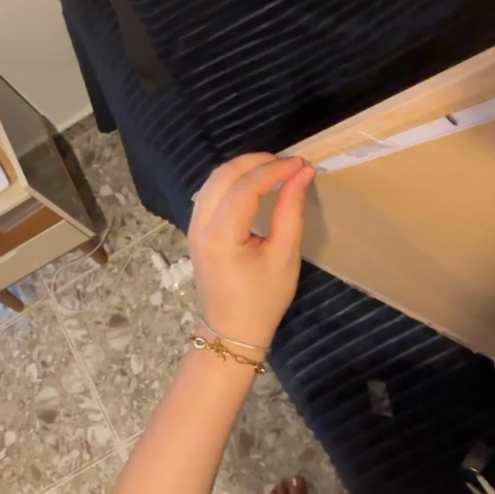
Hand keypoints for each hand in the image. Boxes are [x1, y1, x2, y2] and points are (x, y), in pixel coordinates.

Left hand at [187, 154, 316, 348]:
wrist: (231, 331)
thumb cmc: (262, 300)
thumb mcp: (284, 256)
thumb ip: (291, 211)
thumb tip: (302, 174)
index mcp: (221, 237)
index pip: (246, 187)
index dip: (275, 170)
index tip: (302, 163)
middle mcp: (200, 227)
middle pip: (224, 175)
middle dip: (257, 162)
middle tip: (289, 163)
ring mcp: (193, 227)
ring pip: (213, 180)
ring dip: (243, 168)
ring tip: (275, 169)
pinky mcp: (195, 229)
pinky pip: (210, 193)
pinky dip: (232, 180)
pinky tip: (255, 182)